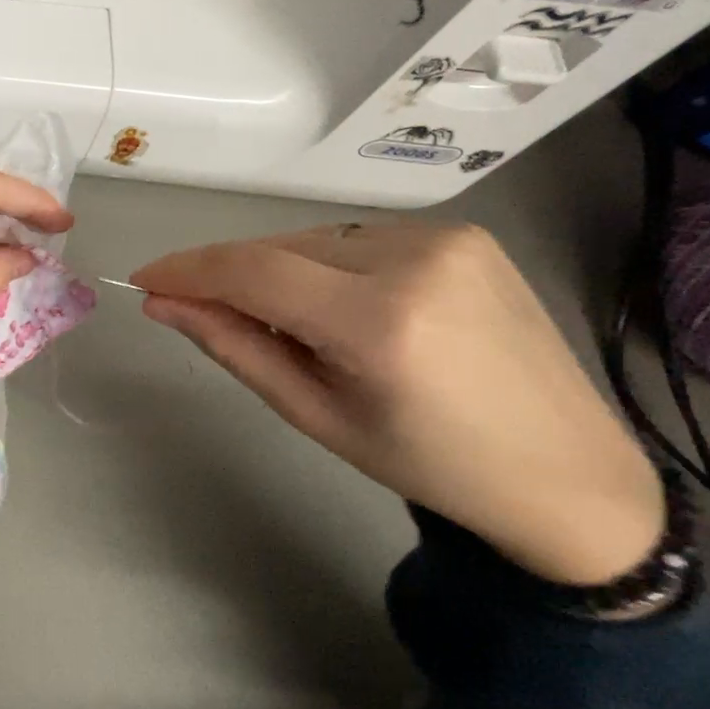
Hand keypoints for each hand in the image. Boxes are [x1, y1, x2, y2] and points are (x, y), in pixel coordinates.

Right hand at [133, 222, 662, 586]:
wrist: (566, 473)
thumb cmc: (427, 461)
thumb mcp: (313, 413)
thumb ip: (231, 346)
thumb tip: (160, 302)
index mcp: (379, 322)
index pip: (250, 270)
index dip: (186, 269)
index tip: (142, 279)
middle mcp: (415, 261)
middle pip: (276, 248)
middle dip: (227, 275)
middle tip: (205, 314)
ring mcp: (446, 240)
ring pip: (311, 239)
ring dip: (275, 269)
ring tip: (286, 321)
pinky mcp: (464, 235)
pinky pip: (354, 238)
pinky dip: (322, 263)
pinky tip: (338, 305)